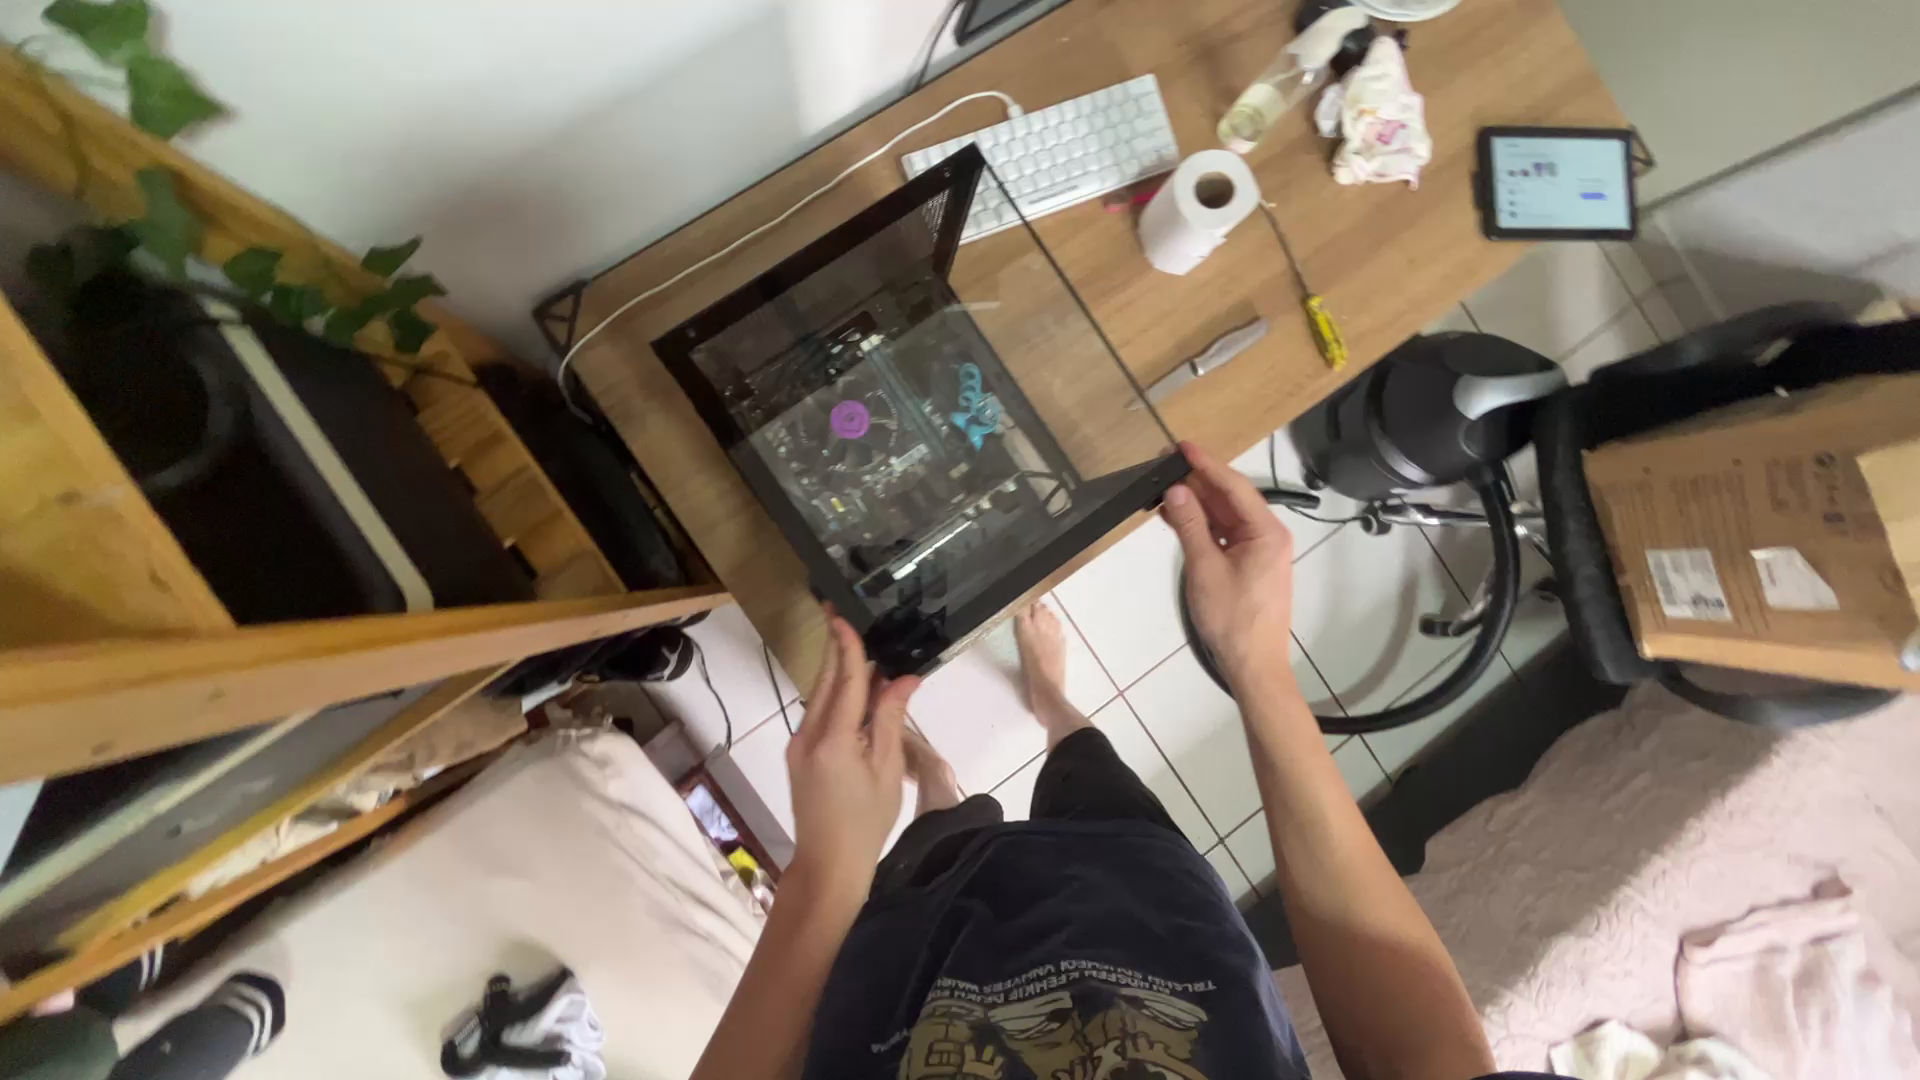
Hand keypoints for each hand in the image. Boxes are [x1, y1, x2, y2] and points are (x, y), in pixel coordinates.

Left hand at [784, 614, 920, 898]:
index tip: (843, 615)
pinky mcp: (798, 752)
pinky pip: (818, 712)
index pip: (844, 681)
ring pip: (819, 695)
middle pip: (824, 680)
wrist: (828, 864)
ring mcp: (798, 743)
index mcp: (834, 738)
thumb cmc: (866, 821)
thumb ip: (890, 719)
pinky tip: (853, 686)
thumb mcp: (886, 769)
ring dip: (836, 669)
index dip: (846, 646)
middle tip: (838, 612)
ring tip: (853, 641)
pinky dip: (835, 693)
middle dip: (834, 646)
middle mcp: (808, 734)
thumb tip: (905, 678)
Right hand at [1160, 441, 1294, 686]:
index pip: (1234, 487)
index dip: (1206, 464)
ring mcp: (1257, 551)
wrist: (1252, 664)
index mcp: (1266, 532)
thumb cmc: (1232, 617)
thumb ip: (1191, 526)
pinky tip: (1175, 515)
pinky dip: (1200, 525)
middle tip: (1165, 462)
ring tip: (1163, 485)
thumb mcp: (1206, 568)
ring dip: (1196, 503)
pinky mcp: (1246, 565)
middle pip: (1230, 499)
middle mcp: (1266, 535)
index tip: (1182, 446)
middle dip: (1198, 481)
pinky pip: (1222, 535)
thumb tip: (1176, 490)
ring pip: (1224, 517)